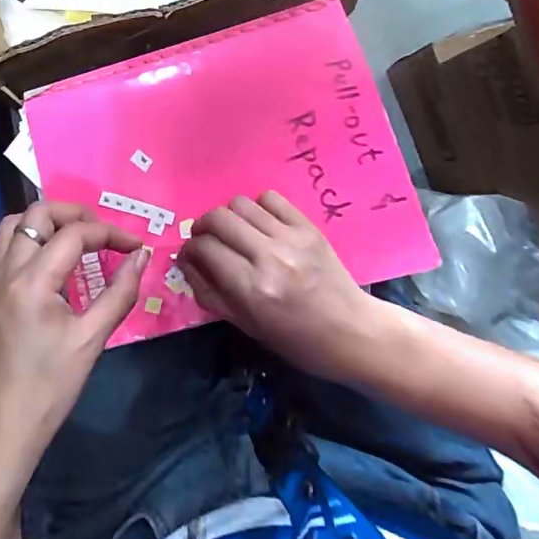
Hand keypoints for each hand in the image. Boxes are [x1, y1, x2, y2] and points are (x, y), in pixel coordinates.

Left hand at [0, 202, 147, 507]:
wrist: (2, 426)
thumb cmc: (49, 388)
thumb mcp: (91, 341)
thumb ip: (119, 293)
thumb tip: (142, 257)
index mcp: (32, 280)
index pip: (73, 234)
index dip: (110, 233)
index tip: (137, 247)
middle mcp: (7, 270)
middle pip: (36, 214)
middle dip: (74, 214)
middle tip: (105, 234)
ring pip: (15, 226)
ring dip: (47, 223)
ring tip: (79, 240)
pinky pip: (7, 247)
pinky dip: (32, 240)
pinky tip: (54, 262)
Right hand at [177, 191, 381, 381]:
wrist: (354, 333)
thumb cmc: (296, 339)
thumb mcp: (244, 324)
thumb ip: (208, 291)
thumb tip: (185, 262)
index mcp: (250, 287)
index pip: (203, 248)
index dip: (189, 249)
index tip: (191, 256)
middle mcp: (268, 257)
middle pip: (217, 219)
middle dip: (202, 227)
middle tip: (206, 240)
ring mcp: (291, 239)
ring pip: (240, 204)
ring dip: (228, 216)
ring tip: (233, 232)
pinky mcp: (309, 228)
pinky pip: (270, 199)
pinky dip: (257, 208)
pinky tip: (260, 225)